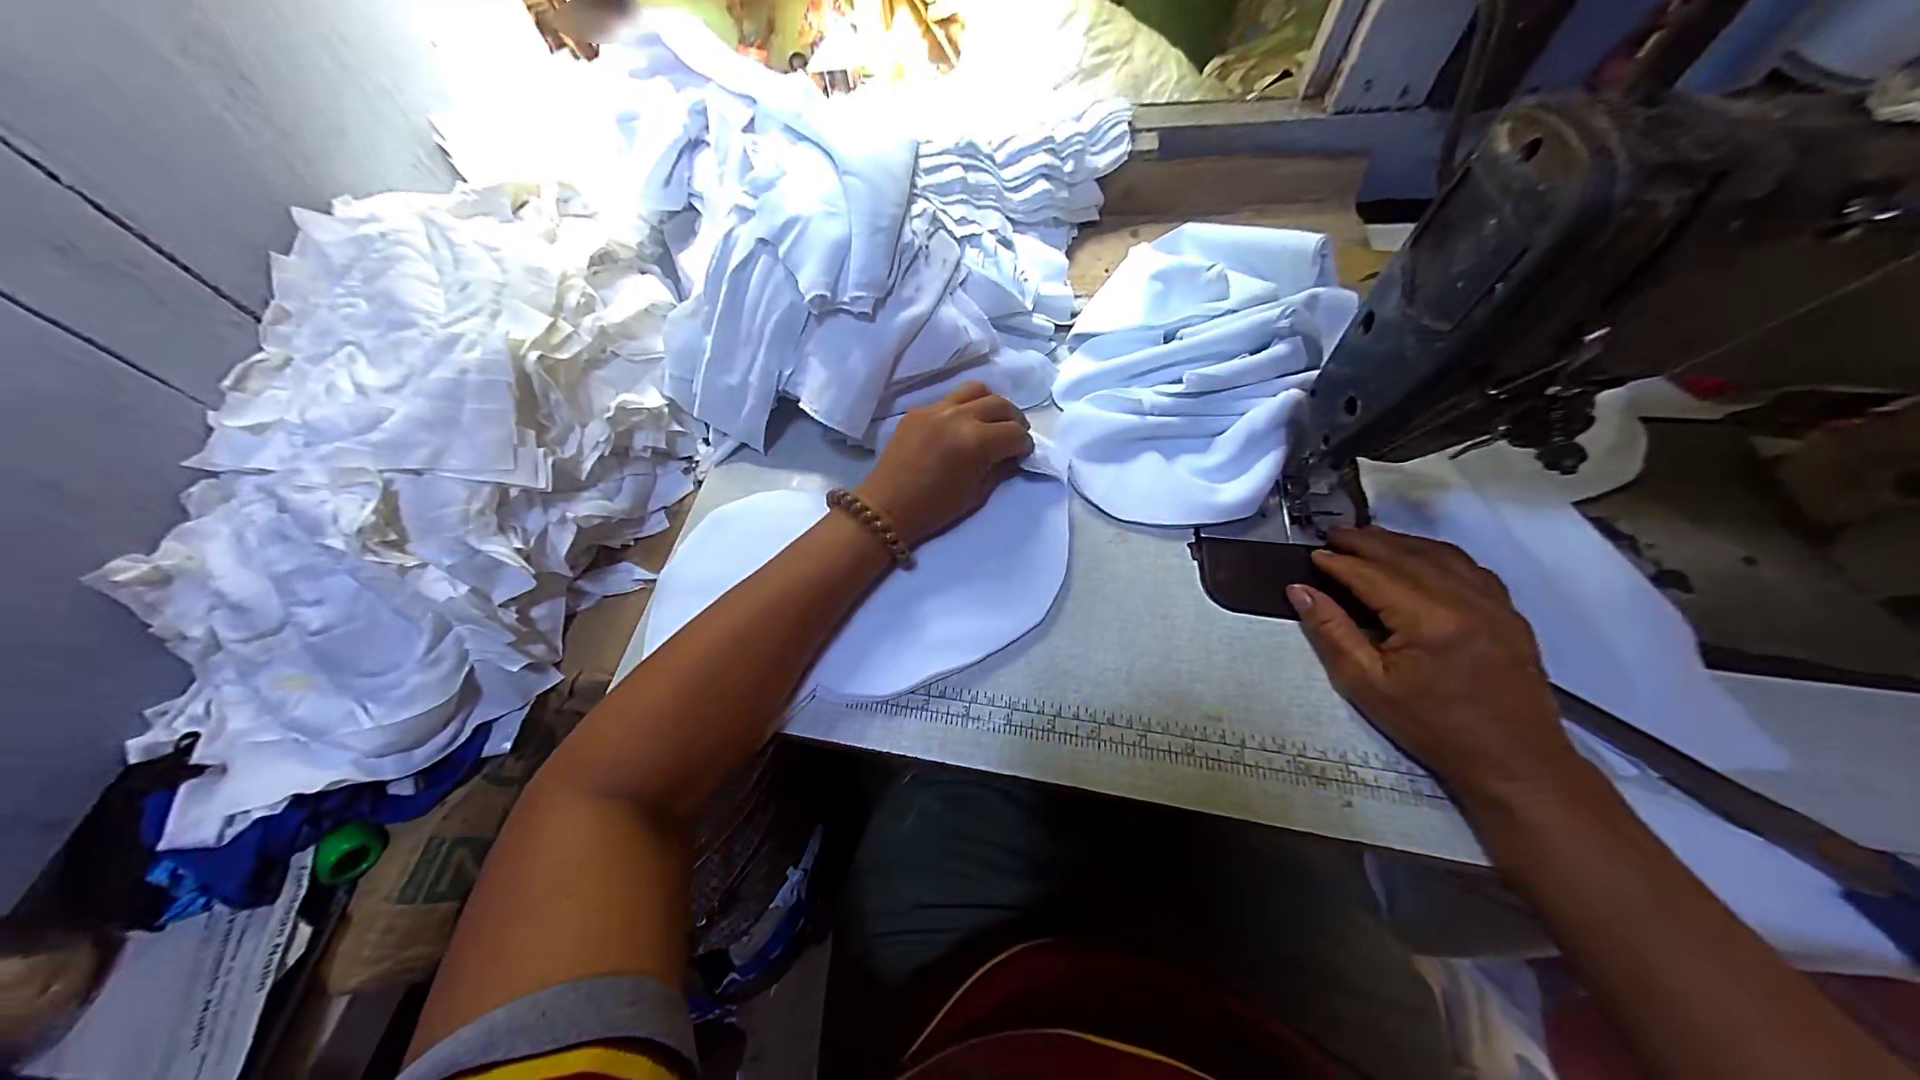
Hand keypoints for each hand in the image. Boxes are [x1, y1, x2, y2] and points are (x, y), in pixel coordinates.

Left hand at [856, 383, 1032, 546]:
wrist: (888, 508)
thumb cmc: (936, 509)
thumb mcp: (977, 494)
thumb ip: (1000, 468)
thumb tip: (1013, 454)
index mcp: (976, 441)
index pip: (1015, 432)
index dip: (1024, 445)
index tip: (1022, 454)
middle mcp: (958, 417)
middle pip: (1000, 404)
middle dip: (1014, 420)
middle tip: (1013, 437)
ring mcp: (936, 409)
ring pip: (976, 389)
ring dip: (990, 404)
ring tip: (990, 423)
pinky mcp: (918, 410)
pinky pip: (950, 399)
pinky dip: (963, 409)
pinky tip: (959, 428)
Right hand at [1288, 526, 1592, 804]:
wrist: (1514, 760)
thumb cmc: (1432, 727)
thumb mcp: (1366, 684)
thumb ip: (1331, 631)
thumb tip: (1300, 590)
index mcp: (1429, 619)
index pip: (1373, 574)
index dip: (1339, 562)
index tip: (1313, 554)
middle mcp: (1466, 599)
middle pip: (1406, 555)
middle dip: (1366, 542)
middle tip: (1333, 534)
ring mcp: (1494, 602)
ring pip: (1439, 554)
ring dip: (1400, 542)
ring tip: (1368, 538)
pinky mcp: (1509, 611)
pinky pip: (1468, 567)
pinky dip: (1435, 554)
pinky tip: (1418, 557)